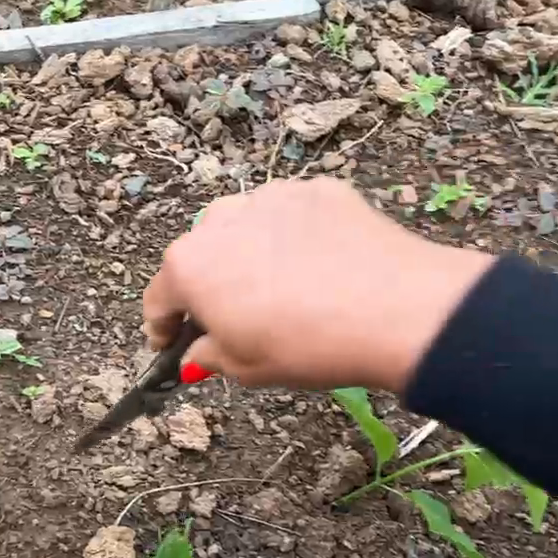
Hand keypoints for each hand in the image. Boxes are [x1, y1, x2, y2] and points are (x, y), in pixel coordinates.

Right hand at [143, 175, 494, 391]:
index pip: (159, 298)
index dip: (161, 327)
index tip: (170, 343)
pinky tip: (314, 266)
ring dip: (245, 254)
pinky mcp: (316, 190)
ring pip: (241, 228)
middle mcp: (219, 221)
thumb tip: (198, 352)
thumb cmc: (307, 344)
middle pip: (198, 256)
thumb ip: (208, 356)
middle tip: (230, 318)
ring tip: (275, 287)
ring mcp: (270, 198)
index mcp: (188, 266)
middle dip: (206, 286)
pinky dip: (290, 237)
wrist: (399, 310)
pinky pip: (288, 215)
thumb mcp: (245, 367)